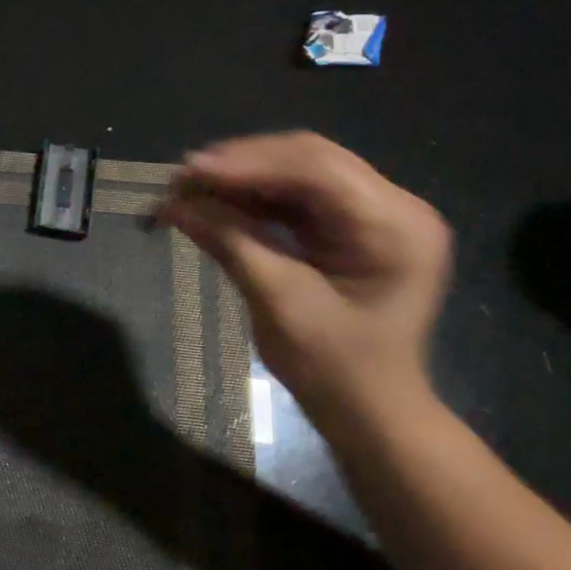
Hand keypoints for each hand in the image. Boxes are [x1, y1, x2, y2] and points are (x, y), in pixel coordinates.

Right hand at [160, 131, 451, 415]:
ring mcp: (376, 215)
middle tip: (181, 178)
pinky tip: (219, 202)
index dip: (248, 164)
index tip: (189, 171)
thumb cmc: (331, 365)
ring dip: (245, 177)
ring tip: (190, 188)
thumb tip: (175, 204)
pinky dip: (256, 196)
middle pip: (311, 160)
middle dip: (243, 165)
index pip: (318, 171)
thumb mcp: (278, 302)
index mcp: (394, 225)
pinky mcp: (355, 228)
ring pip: (302, 172)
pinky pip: (301, 196)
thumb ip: (231, 243)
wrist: (369, 408)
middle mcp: (395, 207)